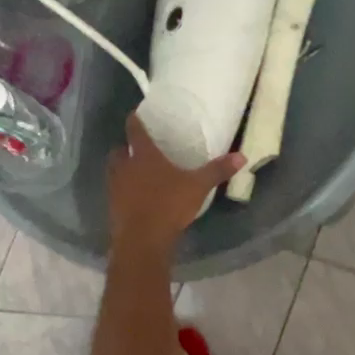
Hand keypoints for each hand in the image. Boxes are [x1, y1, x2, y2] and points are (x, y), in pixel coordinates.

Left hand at [108, 115, 243, 259]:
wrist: (142, 240)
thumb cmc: (168, 205)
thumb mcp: (198, 187)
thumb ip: (217, 171)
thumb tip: (241, 156)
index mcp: (144, 155)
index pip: (135, 130)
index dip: (134, 121)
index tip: (134, 115)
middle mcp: (124, 167)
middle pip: (118, 150)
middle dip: (125, 148)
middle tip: (137, 150)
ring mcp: (115, 187)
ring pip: (114, 171)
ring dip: (122, 170)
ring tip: (136, 173)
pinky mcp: (112, 207)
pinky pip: (116, 193)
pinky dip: (123, 191)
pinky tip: (135, 198)